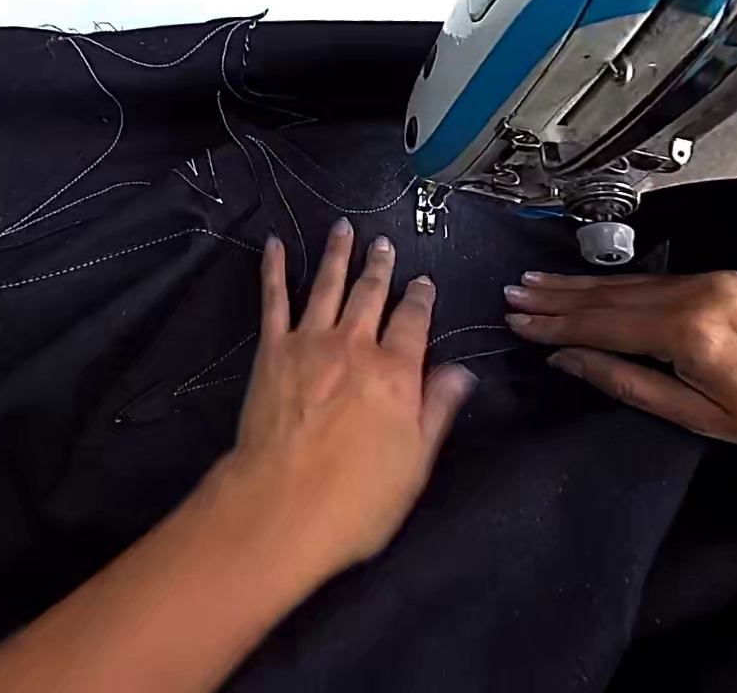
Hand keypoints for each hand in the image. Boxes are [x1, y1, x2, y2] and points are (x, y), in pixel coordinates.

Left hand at [211, 219, 477, 578]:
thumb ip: (438, 408)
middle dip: (380, 266)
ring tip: (344, 228)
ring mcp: (311, 341)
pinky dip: (274, 269)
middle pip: (372, 294)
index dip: (420, 298)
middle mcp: (356, 345)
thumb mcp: (415, 462)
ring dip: (338, 253)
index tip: (422, 282)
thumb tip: (463, 370)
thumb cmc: (356, 498)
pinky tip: (275, 245)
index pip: (414, 321)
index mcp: (395, 371)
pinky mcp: (274, 348)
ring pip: (329, 284)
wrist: (280, 508)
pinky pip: (275, 299)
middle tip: (384, 243)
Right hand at [502, 270, 736, 477]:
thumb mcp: (703, 417)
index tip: (515, 319)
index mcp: (689, 331)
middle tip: (513, 292)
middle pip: (609, 294)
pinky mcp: (726, 277)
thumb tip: (569, 359)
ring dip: (580, 285)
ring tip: (539, 283)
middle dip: (557, 296)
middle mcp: (695, 292)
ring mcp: (712, 278)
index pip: (601, 323)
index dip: (554, 323)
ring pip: (629, 283)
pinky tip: (593, 284)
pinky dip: (616, 284)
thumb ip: (628, 382)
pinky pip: (655, 280)